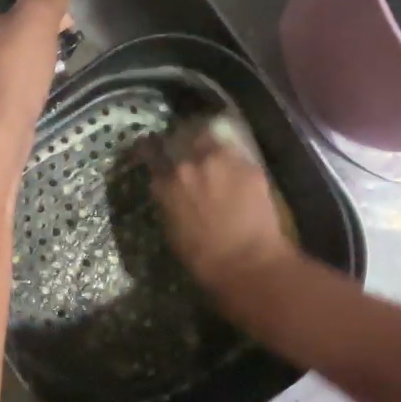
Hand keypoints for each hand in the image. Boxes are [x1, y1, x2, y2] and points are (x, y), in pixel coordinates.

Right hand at [151, 130, 299, 295]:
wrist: (247, 262)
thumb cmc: (204, 259)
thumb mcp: (173, 231)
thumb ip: (169, 203)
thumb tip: (170, 192)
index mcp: (166, 184)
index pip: (150, 153)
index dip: (151, 150)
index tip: (151, 149)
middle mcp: (190, 164)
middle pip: (181, 139)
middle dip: (183, 145)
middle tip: (189, 154)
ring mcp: (222, 160)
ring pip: (211, 138)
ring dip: (209, 146)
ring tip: (215, 158)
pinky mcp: (249, 165)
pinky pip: (237, 154)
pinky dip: (235, 161)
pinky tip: (239, 174)